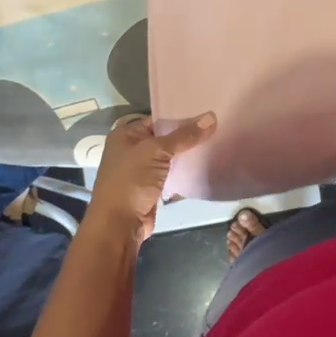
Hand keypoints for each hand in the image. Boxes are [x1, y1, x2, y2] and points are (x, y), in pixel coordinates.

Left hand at [89, 112, 215, 241]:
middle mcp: (132, 149)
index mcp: (126, 135)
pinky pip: (171, 172)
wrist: (120, 223)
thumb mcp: (156, 152)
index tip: (206, 113)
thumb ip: (184, 136)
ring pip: (169, 155)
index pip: (158, 119)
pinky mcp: (151, 186)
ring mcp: (142, 169)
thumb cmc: (131, 181)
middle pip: (165, 137)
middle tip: (215, 126)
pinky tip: (204, 162)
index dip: (180, 116)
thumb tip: (211, 117)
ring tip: (215, 141)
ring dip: (187, 152)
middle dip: (187, 134)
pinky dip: (184, 169)